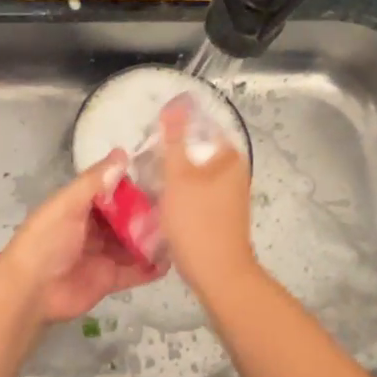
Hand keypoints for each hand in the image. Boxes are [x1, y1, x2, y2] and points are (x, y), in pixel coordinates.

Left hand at [0, 150, 164, 322]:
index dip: (133, 184)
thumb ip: (95, 181)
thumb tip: (122, 152)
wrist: (32, 291)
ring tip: (182, 231)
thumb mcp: (68, 204)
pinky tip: (171, 260)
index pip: (111, 191)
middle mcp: (92, 228)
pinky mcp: (109, 279)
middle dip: (147, 214)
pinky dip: (151, 267)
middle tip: (180, 206)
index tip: (162, 176)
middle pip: (126, 218)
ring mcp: (102, 254)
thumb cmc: (47, 240)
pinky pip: (135, 272)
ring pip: (133, 244)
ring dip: (152, 239)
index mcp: (79, 206)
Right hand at [158, 94, 258, 294]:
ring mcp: (228, 195)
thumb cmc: (197, 221)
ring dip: (171, 176)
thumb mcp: (179, 175)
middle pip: (196, 151)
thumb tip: (176, 101)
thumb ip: (174, 137)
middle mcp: (234, 172)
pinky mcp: (220, 214)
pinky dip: (179, 194)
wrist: (218, 274)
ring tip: (145, 182)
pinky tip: (158, 203)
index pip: (201, 126)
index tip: (150, 140)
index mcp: (231, 156)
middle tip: (142, 162)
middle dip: (170, 154)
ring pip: (193, 174)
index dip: (175, 128)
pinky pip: (195, 194)